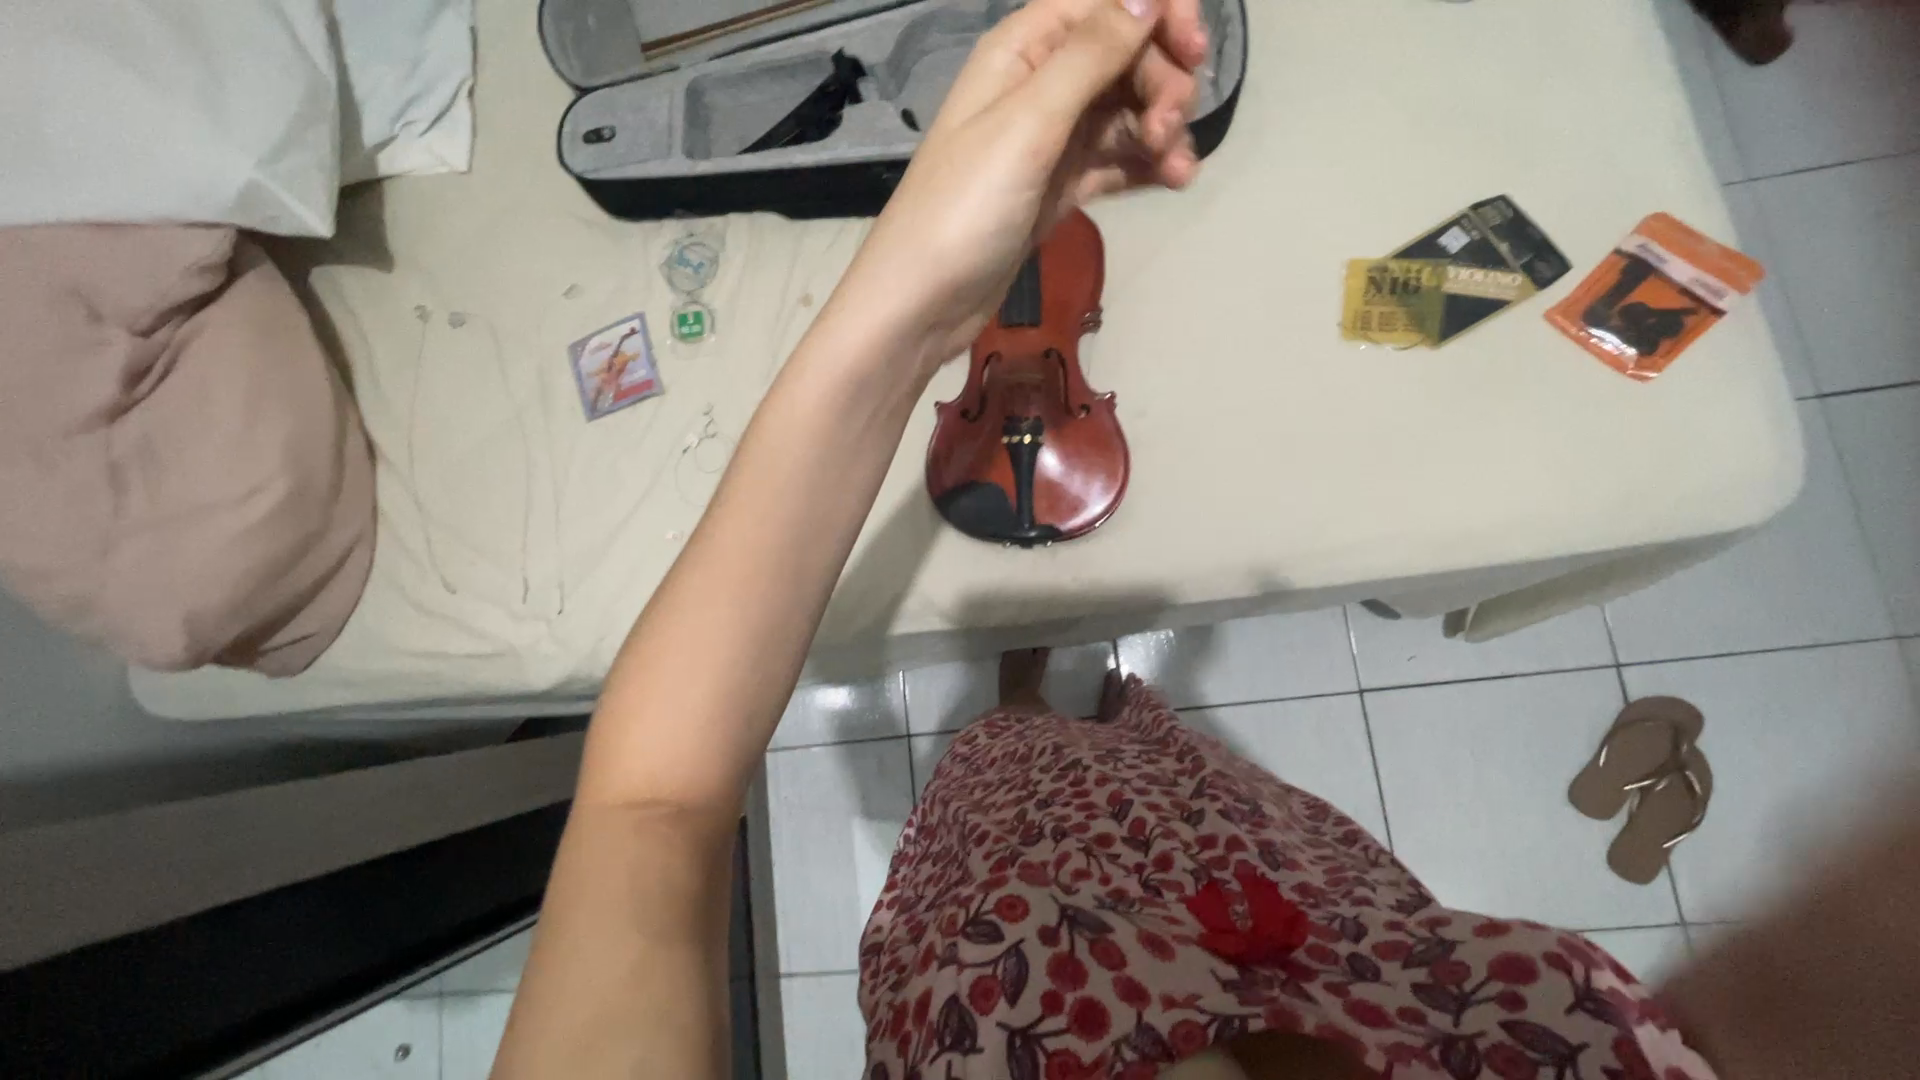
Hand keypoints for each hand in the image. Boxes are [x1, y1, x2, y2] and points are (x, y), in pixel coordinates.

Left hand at [837, 0, 1206, 363]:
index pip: (1103, 4)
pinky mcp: (1055, 190)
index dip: (1156, 15)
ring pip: (1123, 113)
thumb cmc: (965, 207)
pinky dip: (1143, 166)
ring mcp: (1048, 142)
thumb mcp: (1028, 122)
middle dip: (1160, 83)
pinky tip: (1171, 180)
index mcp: (1022, 50)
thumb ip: (1090, 56)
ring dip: (1159, 130)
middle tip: (1170, 129)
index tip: (1195, 52)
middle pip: (1121, 57)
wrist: (924, 300)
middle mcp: (1037, 86)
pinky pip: (1112, 161)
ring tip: (1177, 169)